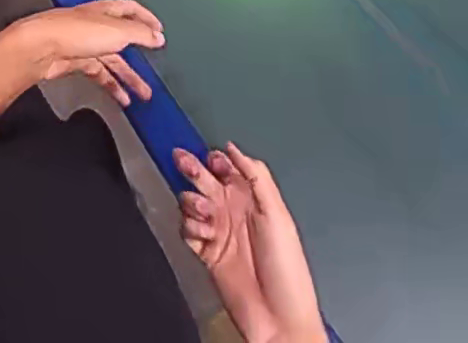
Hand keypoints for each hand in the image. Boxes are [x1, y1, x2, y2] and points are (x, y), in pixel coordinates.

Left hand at [1, 0, 164, 106]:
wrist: (40, 47)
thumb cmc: (75, 32)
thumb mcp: (116, 31)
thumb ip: (139, 34)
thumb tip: (158, 36)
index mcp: (105, 11)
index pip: (130, 10)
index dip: (146, 18)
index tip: (159, 31)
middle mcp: (95, 25)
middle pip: (122, 39)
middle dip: (139, 55)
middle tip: (155, 69)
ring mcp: (84, 44)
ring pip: (112, 61)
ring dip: (128, 77)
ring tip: (143, 94)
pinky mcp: (74, 62)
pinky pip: (99, 74)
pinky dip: (111, 86)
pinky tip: (121, 98)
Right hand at [177, 144, 325, 342]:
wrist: (279, 321)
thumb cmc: (286, 268)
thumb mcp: (277, 215)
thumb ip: (256, 176)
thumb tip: (233, 147)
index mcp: (249, 198)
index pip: (224, 167)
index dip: (215, 160)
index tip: (211, 160)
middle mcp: (231, 211)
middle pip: (202, 179)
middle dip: (191, 168)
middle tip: (182, 161)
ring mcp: (217, 231)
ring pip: (190, 202)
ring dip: (193, 202)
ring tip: (206, 215)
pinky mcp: (205, 253)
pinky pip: (186, 230)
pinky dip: (190, 228)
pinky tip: (203, 235)